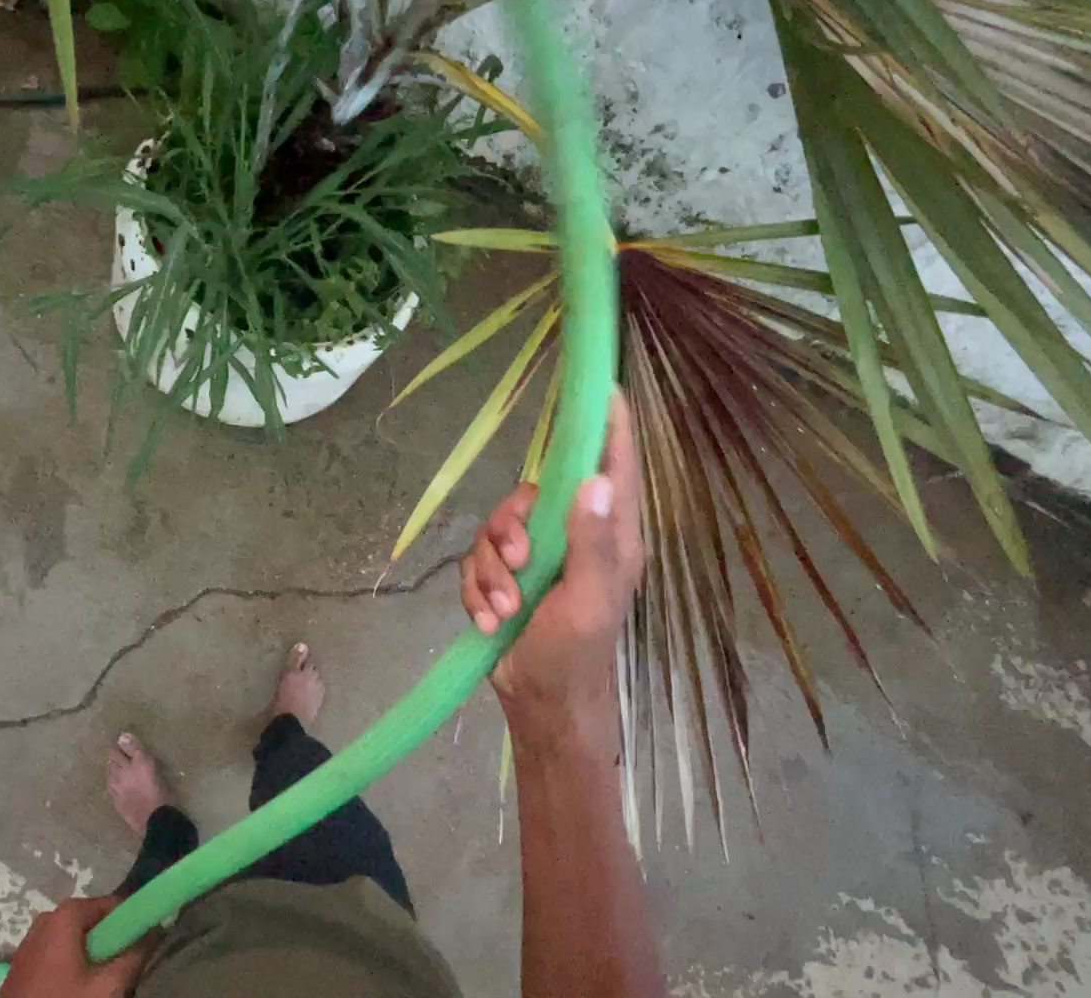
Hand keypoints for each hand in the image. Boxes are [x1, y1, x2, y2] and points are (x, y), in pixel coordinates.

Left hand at [2, 896, 151, 997]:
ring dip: (90, 959)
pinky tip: (74, 992)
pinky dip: (70, 968)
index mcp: (66, 915)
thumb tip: (156, 928)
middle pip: (93, 924)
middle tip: (118, 974)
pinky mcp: (20, 967)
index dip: (131, 924)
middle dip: (109, 945)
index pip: (113, 905)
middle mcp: (45, 919)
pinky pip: (55, 956)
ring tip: (97, 988)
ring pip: (74, 942)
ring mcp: (29, 944)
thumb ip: (136, 954)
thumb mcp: (109, 986)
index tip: (140, 948)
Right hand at [460, 392, 643, 750]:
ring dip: (491, 572)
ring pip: (496, 529)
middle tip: (516, 564)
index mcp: (608, 536)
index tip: (602, 387)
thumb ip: (589, 541)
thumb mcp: (587, 600)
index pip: (613, 466)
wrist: (539, 703)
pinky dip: (477, 591)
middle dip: (512, 530)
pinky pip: (476, 561)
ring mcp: (535, 557)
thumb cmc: (576, 654)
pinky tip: (489, 621)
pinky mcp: (503, 576)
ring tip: (502, 610)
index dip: (609, 427)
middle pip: (532, 495)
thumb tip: (593, 478)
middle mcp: (571, 536)